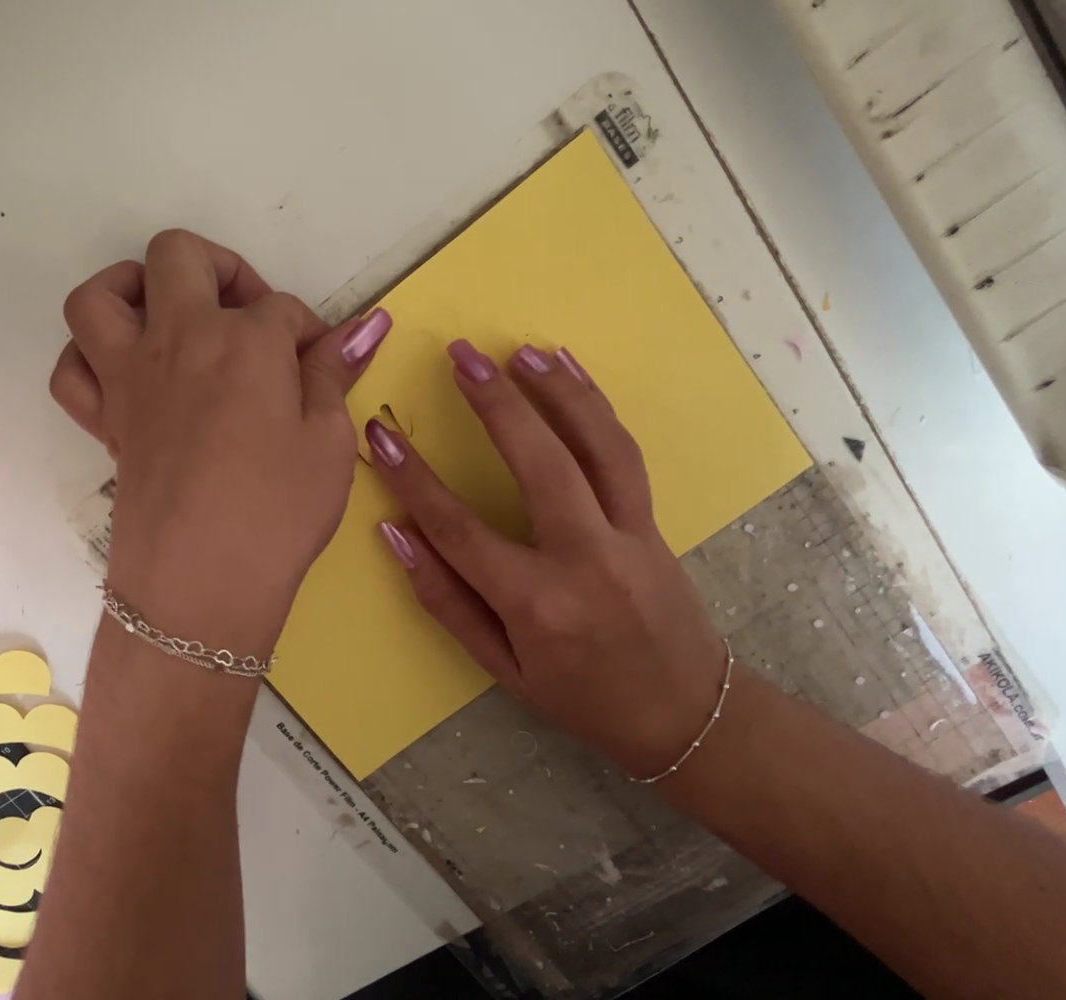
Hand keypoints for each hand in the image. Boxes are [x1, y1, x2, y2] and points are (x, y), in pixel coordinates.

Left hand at [51, 230, 392, 656]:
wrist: (199, 585)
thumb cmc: (277, 514)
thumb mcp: (328, 443)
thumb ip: (334, 375)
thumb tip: (365, 327)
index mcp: (244, 341)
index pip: (282, 308)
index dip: (308, 331)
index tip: (321, 363)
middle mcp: (177, 340)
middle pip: (178, 255)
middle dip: (220, 268)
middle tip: (246, 316)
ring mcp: (129, 378)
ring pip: (100, 296)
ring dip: (131, 288)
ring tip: (168, 317)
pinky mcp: (103, 421)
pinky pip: (72, 369)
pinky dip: (90, 358)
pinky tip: (126, 373)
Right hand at [368, 340, 728, 776]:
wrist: (687, 716)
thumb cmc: (581, 698)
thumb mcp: (501, 668)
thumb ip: (447, 600)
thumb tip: (397, 534)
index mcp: (536, 604)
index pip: (459, 529)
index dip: (413, 479)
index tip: (379, 434)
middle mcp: (585, 559)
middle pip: (539, 464)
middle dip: (496, 405)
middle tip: (461, 356)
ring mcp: (628, 534)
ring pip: (597, 445)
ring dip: (558, 389)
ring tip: (520, 349)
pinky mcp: (654, 521)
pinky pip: (625, 453)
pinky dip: (596, 405)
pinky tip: (571, 370)